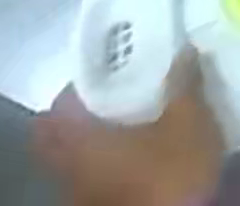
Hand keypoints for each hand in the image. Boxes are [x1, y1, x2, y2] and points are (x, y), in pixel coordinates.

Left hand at [33, 48, 224, 205]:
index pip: (59, 111)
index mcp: (84, 142)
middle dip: (68, 115)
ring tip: (117, 117)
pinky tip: (127, 150)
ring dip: (80, 137)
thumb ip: (184, 83)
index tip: (100, 69)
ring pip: (64, 160)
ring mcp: (77, 192)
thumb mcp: (190, 118)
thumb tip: (182, 48)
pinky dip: (95, 157)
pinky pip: (82, 174)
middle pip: (50, 139)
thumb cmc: (172, 167)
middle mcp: (69, 168)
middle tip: (100, 93)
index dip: (75, 88)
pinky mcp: (94, 204)